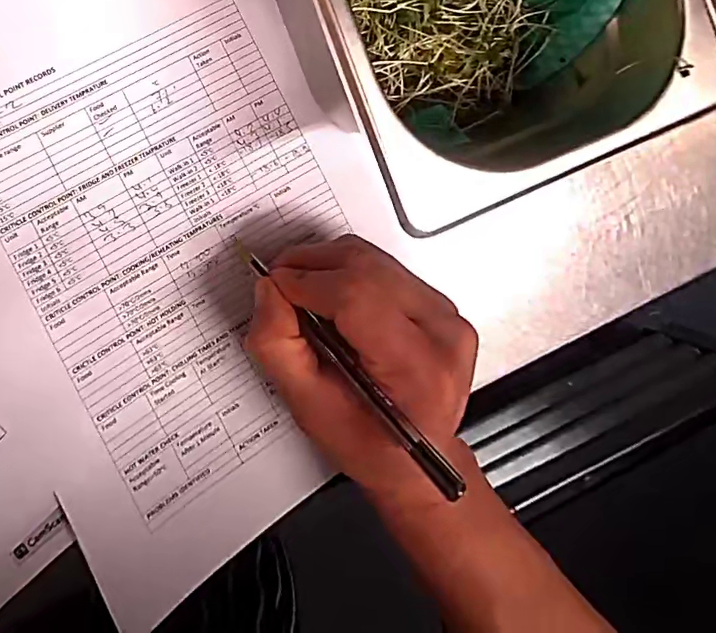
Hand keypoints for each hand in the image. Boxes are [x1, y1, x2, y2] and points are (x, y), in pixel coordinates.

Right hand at [243, 234, 477, 503]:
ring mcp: (445, 313)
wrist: (413, 458)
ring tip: (304, 293)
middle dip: (310, 265)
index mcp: (418, 370)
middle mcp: (441, 334)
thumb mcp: (309, 407)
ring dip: (327, 264)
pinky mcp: (438, 301)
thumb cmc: (370, 443)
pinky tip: (333, 296)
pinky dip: (347, 270)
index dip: (306, 282)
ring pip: (371, 257)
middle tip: (282, 286)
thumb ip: (278, 346)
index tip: (277, 288)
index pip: (357, 297)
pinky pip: (381, 263)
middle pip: (364, 266)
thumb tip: (270, 290)